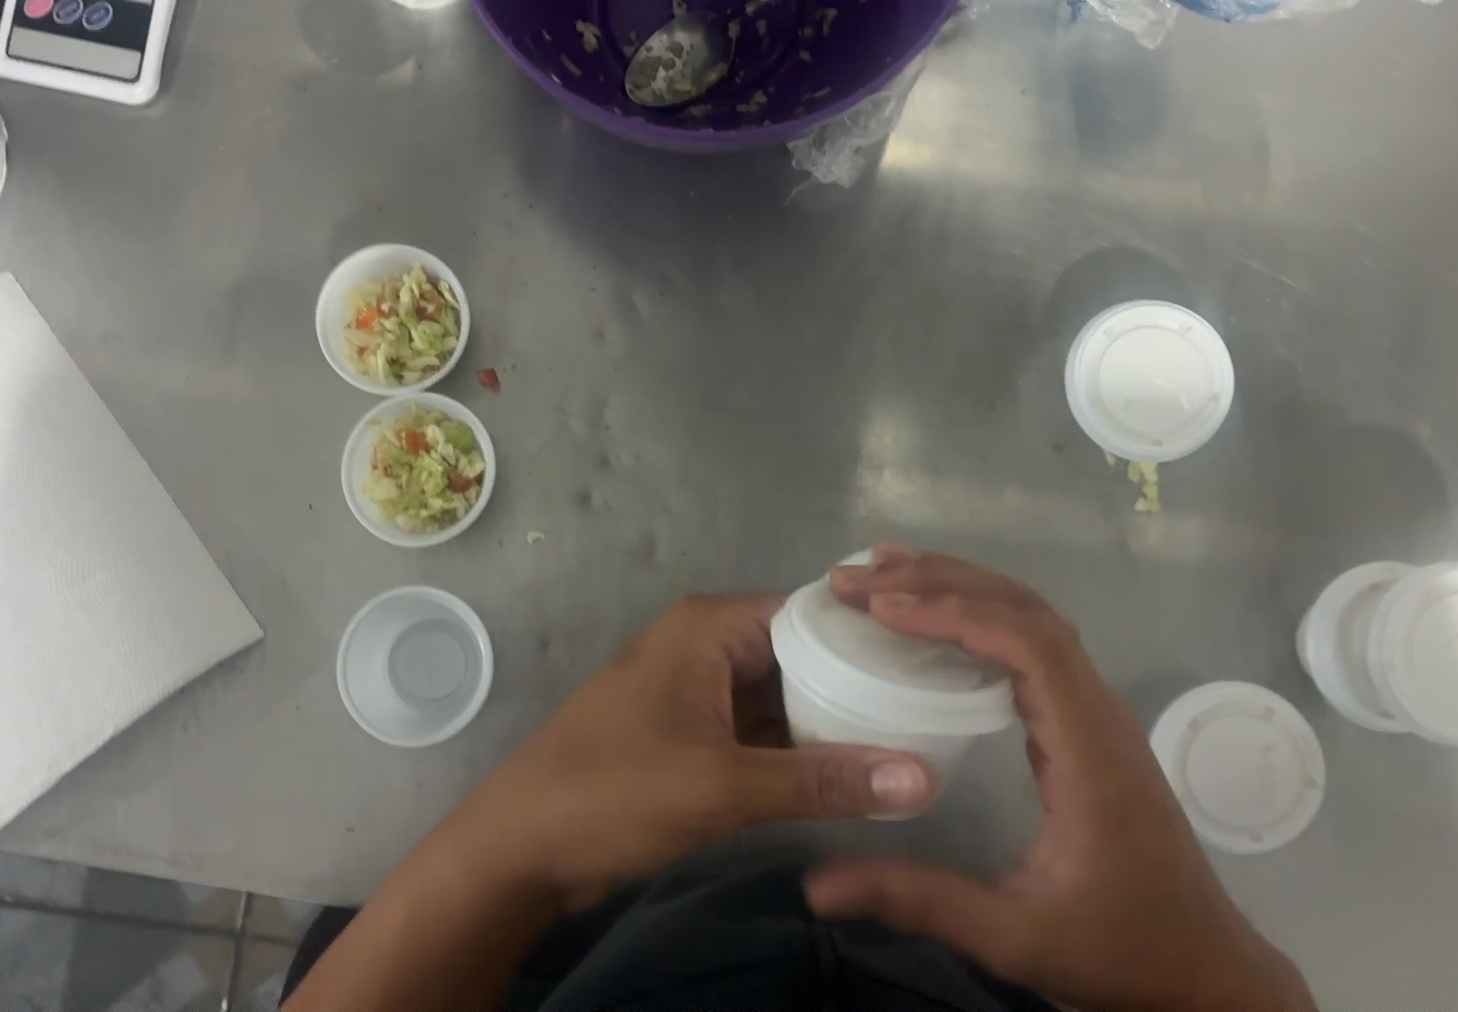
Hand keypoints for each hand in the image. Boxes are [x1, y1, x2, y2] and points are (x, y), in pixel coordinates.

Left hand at [440, 594, 936, 909]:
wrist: (523, 844)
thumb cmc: (614, 791)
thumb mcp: (722, 784)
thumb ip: (823, 780)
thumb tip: (925, 778)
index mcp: (707, 627)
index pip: (808, 613)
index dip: (868, 638)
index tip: (933, 668)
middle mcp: (704, 644)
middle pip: (798, 654)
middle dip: (856, 685)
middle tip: (935, 713)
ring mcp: (697, 689)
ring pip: (780, 695)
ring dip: (829, 721)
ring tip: (913, 742)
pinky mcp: (692, 732)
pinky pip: (758, 728)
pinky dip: (796, 749)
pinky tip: (852, 773)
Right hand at [805, 552, 1315, 1011]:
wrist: (1205, 978)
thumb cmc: (1118, 951)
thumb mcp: (1012, 936)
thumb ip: (916, 899)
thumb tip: (814, 886)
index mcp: (1089, 748)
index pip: (1028, 645)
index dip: (951, 612)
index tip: (879, 606)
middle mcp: (1098, 711)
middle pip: (1026, 612)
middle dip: (939, 581)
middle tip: (860, 576)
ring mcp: (1094, 712)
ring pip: (1030, 617)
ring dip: (958, 585)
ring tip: (884, 572)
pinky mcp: (1081, 721)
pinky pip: (1029, 642)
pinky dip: (976, 612)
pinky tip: (932, 616)